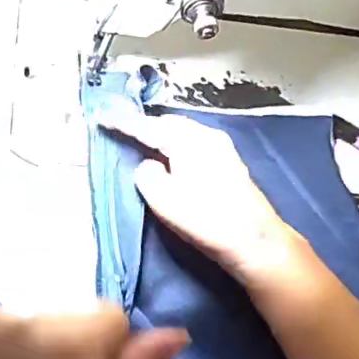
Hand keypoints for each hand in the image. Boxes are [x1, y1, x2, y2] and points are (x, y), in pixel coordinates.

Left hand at [0, 305, 187, 358]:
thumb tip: (176, 332)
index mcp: (72, 342)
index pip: (113, 314)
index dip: (110, 350)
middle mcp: (33, 313)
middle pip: (77, 308)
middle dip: (78, 339)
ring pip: (45, 310)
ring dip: (46, 336)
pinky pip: (13, 316)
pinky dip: (16, 337)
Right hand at [98, 111, 320, 290]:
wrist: (256, 242)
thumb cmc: (207, 219)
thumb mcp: (164, 200)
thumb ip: (146, 175)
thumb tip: (148, 166)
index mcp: (188, 140)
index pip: (148, 126)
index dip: (122, 122)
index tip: (102, 117)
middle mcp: (206, 136)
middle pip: (167, 123)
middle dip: (143, 124)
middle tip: (121, 127)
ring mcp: (221, 148)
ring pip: (182, 132)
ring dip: (160, 134)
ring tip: (141, 139)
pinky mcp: (228, 163)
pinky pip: (192, 143)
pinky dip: (174, 144)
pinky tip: (169, 155)